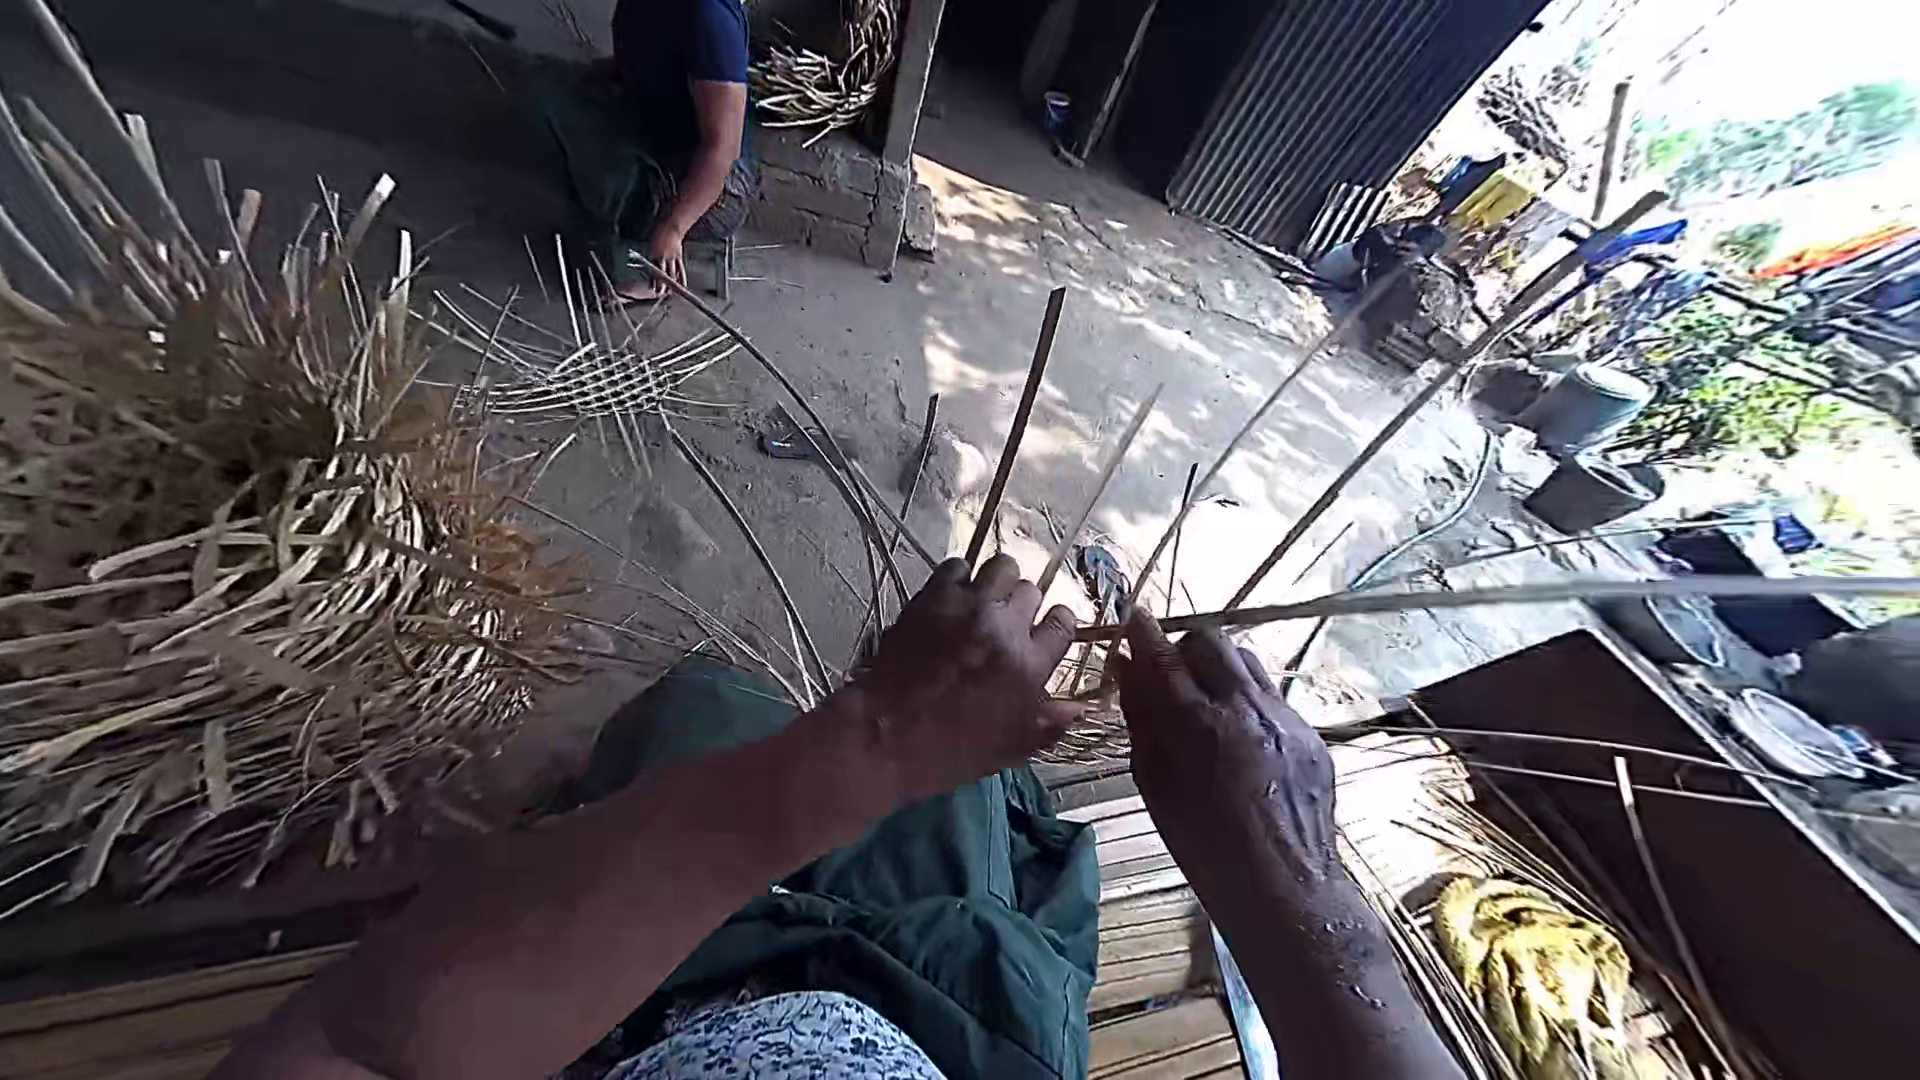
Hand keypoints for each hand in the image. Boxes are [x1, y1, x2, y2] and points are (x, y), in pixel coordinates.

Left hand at [646, 225, 687, 290]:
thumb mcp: (652, 247)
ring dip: (671, 284)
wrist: (671, 228)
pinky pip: (681, 270)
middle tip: (660, 293)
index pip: (653, 270)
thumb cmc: (659, 236)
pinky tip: (682, 285)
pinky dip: (681, 278)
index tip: (652, 288)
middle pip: (662, 274)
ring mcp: (672, 258)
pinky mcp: (679, 257)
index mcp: (654, 254)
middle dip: (661, 285)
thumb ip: (652, 260)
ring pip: (672, 274)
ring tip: (670, 292)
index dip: (652, 281)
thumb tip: (653, 272)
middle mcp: (662, 257)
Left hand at [830, 555, 1080, 805]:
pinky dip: (959, 578)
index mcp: (1030, 665)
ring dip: (998, 581)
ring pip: (1001, 567)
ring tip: (985, 598)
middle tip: (1008, 619)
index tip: (1045, 628)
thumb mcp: (1011, 747)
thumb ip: (1050, 723)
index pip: (1062, 624)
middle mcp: (1006, 627)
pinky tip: (953, 596)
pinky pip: (957, 566)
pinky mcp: (934, 596)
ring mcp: (969, 607)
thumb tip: (1080, 707)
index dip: (1057, 623)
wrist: (886, 735)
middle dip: (1024, 604)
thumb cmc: (951, 750)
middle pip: (1031, 591)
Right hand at [1116, 609, 1338, 895]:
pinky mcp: (1310, 733)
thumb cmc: (1202, 841)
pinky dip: (1245, 698)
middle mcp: (1244, 708)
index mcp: (1197, 723)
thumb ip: (1140, 716)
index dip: (1144, 630)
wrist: (1283, 888)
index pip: (1163, 654)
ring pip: (1246, 659)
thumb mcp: (1153, 779)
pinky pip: (1270, 694)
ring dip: (1218, 666)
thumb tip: (1125, 668)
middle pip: (1211, 640)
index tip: (1134, 618)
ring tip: (1208, 698)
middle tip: (1172, 671)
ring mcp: (1284, 718)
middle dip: (1184, 645)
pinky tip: (1240, 735)